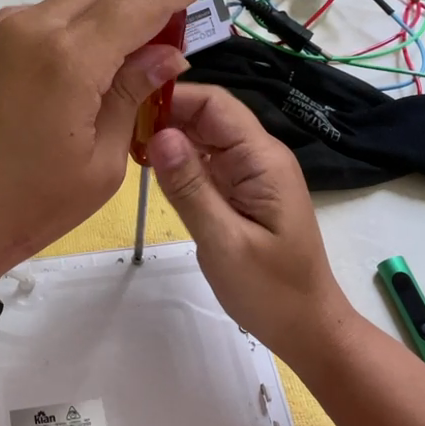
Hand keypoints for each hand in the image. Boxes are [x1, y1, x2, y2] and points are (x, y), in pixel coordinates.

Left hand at [0, 0, 236, 298]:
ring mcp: (1, 34)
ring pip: (72, 0)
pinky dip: (75, 29)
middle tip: (175, 40)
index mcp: (68, 56)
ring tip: (132, 59)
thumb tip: (166, 52)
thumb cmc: (28, 208)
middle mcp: (32, 27)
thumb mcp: (100, 163)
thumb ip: (133, 95)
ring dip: (110, 14)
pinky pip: (42, 20)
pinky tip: (86, 68)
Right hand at [147, 83, 357, 362]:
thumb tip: (158, 135)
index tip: (129, 109)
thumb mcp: (224, 242)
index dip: (173, 98)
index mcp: (262, 159)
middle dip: (166, 116)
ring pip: (205, 138)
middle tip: (118, 132)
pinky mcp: (240, 193)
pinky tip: (151, 171)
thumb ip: (190, 188)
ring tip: (126, 148)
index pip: (215, 105)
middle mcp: (258, 157)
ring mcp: (250, 175)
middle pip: (208, 116)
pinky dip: (179, 162)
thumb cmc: (270, 289)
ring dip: (169, 138)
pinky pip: (207, 163)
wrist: (306, 327)